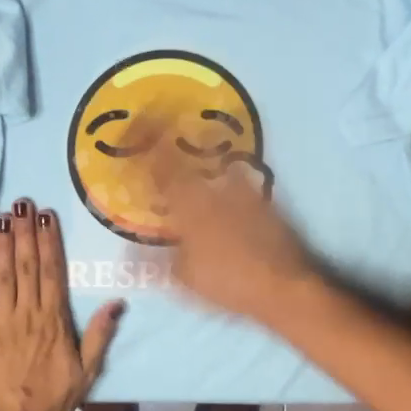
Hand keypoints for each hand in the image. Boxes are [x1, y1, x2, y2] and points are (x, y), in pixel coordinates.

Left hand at [0, 199, 122, 410]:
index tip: (46, 216)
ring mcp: (2, 321)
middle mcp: (28, 314)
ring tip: (3, 218)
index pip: (52, 272)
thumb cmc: (52, 401)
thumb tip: (117, 302)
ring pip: (3, 274)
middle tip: (22, 204)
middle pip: (26, 265)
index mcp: (55, 321)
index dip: (49, 241)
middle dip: (24, 232)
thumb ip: (100, 335)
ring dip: (3, 244)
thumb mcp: (87, 372)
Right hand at [144, 120, 320, 327]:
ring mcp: (243, 192)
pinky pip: (239, 177)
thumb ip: (155, 261)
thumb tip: (125, 257)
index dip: (145, 145)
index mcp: (189, 206)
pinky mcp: (265, 202)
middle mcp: (215, 191)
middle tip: (159, 123)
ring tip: (193, 136)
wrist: (285, 287)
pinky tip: (225, 172)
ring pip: (217, 161)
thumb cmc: (228, 283)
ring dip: (202, 146)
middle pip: (189, 155)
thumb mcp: (183, 278)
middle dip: (170, 136)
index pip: (161, 168)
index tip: (133, 128)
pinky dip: (227, 170)